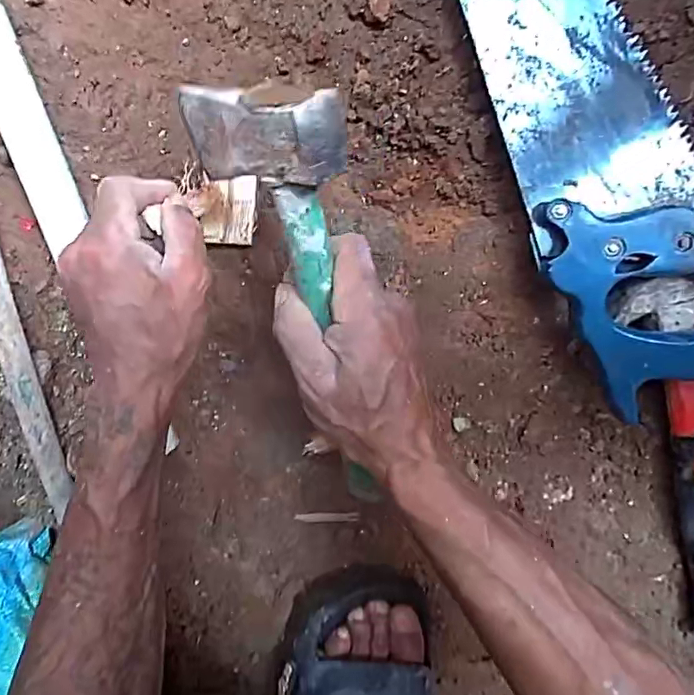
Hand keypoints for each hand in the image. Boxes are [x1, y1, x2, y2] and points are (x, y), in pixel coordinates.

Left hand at [60, 176, 210, 413]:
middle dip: (145, 219)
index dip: (150, 189)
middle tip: (172, 247)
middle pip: (112, 209)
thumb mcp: (191, 277)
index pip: (118, 187)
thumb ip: (183, 227)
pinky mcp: (74, 284)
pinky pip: (99, 252)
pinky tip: (142, 284)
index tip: (172, 204)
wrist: (135, 383)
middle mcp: (78, 252)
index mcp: (104, 245)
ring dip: (134, 239)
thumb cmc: (163, 339)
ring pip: (106, 230)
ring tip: (159, 272)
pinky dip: (121, 255)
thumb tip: (173, 204)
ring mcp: (71, 270)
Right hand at [273, 233, 441, 483]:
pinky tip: (351, 365)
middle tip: (311, 335)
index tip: (301, 283)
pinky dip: (355, 326)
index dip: (318, 253)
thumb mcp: (311, 377)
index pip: (347, 245)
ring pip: (359, 293)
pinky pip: (372, 311)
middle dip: (323, 291)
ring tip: (331, 359)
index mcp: (366, 309)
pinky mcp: (407, 331)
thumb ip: (293, 325)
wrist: (408, 449)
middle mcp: (391, 303)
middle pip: (350, 269)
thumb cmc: (357, 418)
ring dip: (338, 313)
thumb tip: (285, 288)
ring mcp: (404, 317)